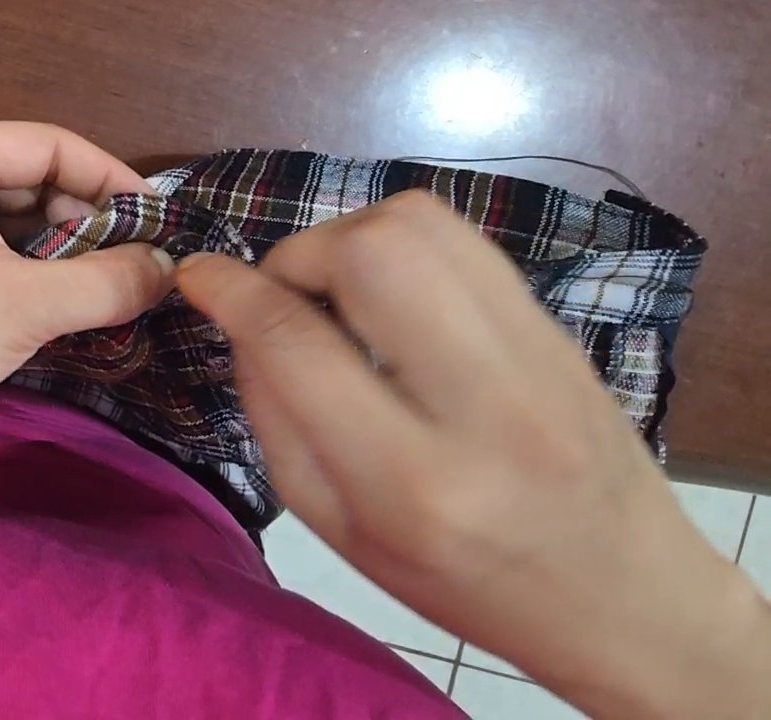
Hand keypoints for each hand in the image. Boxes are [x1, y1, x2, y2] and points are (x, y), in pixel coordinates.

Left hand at [0, 123, 174, 446]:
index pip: (48, 144)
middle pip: (37, 175)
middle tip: (145, 260)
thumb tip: (172, 266)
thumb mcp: (27, 306)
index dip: (110, 178)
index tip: (162, 223)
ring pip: (24, 212)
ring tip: (120, 280)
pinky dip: (43, 263)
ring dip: (71, 245)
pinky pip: (4, 241)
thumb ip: (109, 280)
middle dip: (91, 218)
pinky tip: (80, 292)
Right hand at [176, 191, 770, 719]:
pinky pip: (459, 237)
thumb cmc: (452, 576)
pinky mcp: (559, 326)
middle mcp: (484, 404)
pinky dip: (395, 242)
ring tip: (334, 290)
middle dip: (298, 254)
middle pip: (372, 252)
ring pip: (418, 225)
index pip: (295, 339)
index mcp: (408, 475)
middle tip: (286, 294)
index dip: (228, 288)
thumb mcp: (324, 515)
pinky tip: (385, 289)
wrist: (630, 601)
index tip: (196, 275)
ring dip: (345, 239)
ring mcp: (537, 353)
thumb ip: (269, 408)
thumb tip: (239, 316)